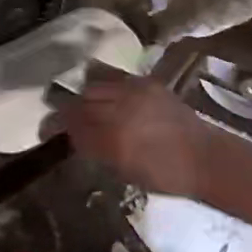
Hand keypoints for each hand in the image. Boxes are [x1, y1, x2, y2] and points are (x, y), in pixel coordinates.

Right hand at [43, 65, 217, 197]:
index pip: (72, 126)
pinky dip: (103, 82)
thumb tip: (76, 137)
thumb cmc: (164, 176)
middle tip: (61, 116)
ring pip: (93, 85)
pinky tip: (102, 90)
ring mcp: (133, 93)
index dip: (54, 127)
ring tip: (83, 103)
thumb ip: (96, 150)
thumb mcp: (123, 170)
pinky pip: (115, 76)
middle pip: (79, 103)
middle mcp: (119, 112)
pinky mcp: (146, 83)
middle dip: (66, 110)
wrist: (204, 158)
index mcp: (112, 141)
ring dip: (84, 95)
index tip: (46, 130)